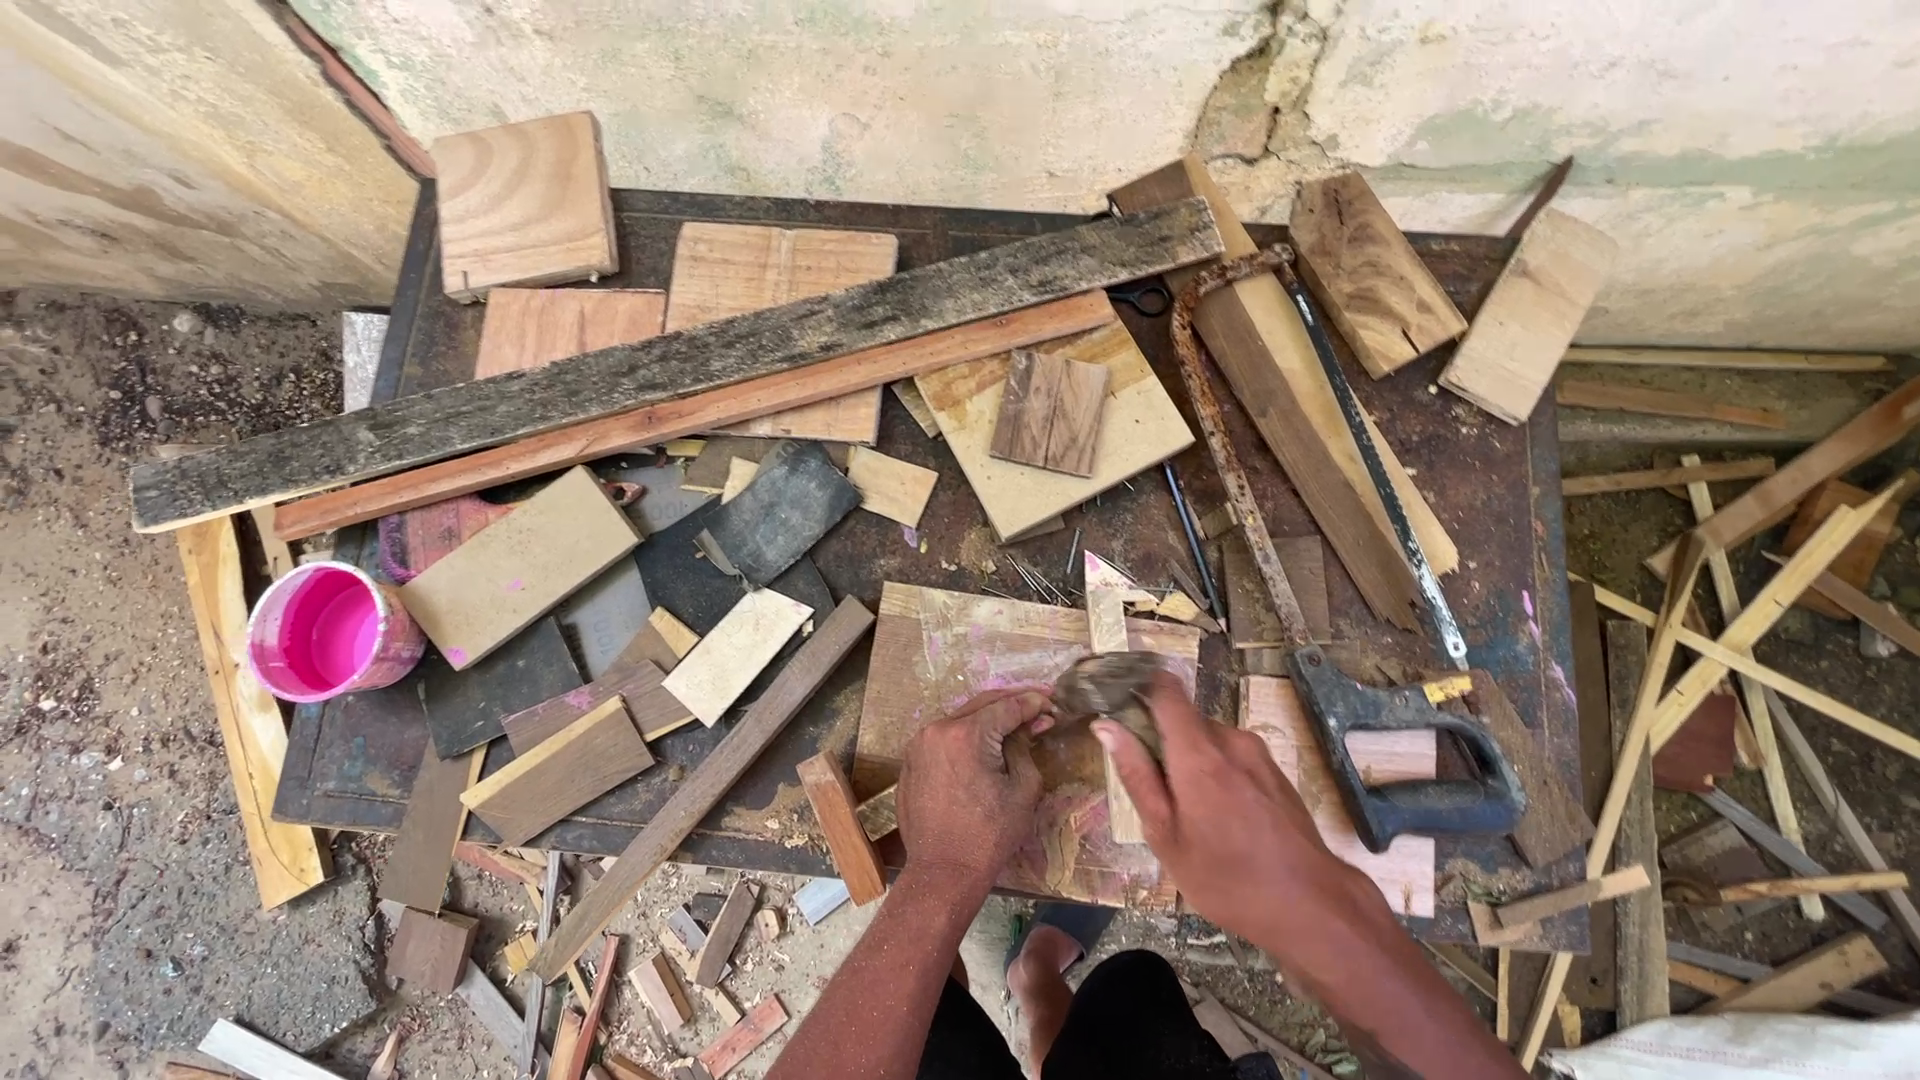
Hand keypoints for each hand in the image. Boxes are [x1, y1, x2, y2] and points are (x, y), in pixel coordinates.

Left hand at [897, 688, 1053, 897]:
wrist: (944, 871)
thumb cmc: (989, 835)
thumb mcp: (1023, 789)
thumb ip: (1025, 746)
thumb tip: (1031, 723)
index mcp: (966, 734)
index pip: (1006, 706)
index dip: (1033, 703)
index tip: (1051, 703)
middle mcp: (937, 730)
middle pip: (982, 704)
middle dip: (1012, 703)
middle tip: (1038, 706)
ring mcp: (919, 744)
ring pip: (961, 718)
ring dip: (988, 718)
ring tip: (1014, 723)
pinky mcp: (911, 761)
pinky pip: (943, 738)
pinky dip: (966, 736)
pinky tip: (984, 745)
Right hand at [1096, 673, 1356, 943]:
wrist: (1313, 906)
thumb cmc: (1226, 878)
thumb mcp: (1165, 835)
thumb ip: (1136, 775)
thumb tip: (1106, 726)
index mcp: (1198, 752)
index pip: (1164, 689)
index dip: (1138, 687)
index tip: (1117, 705)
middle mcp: (1231, 740)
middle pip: (1183, 720)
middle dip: (1162, 743)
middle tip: (1154, 792)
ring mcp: (1258, 754)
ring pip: (1208, 740)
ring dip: (1189, 762)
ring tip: (1189, 815)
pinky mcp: (1275, 771)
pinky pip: (1231, 756)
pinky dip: (1215, 774)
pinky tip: (1220, 820)